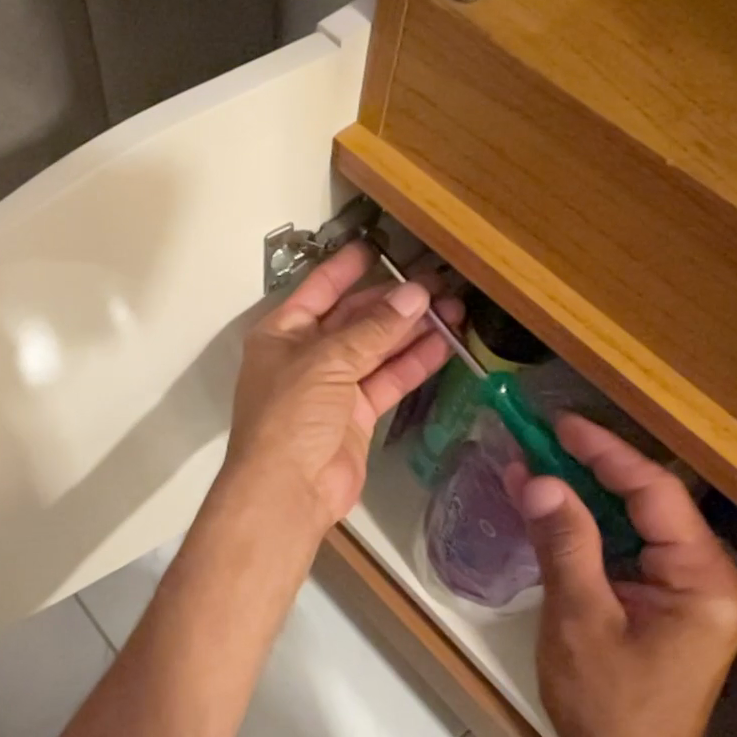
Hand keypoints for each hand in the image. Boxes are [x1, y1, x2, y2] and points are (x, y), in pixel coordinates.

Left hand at [224, 241, 462, 528]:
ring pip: (376, 350)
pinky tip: (445, 343)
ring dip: (411, 331)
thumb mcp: (326, 361)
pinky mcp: (356, 416)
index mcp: (281, 335)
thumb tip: (415, 296)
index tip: (379, 247)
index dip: (346, 269)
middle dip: (393, 302)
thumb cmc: (290, 417)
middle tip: (438, 283)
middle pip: (353, 320)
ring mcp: (332, 388)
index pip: (317, 291)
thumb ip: (372, 329)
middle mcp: (305, 357)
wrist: (287, 490)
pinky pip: (388, 380)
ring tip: (454, 308)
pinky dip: (413, 363)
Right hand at [510, 415, 736, 736]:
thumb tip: (540, 480)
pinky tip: (551, 519)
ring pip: (635, 529)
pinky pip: (627, 557)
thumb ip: (565, 545)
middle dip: (592, 472)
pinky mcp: (664, 611)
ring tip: (534, 472)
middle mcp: (707, 579)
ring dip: (585, 502)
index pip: (656, 493)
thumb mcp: (579, 620)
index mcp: (704, 579)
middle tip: (537, 443)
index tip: (558, 425)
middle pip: (649, 505)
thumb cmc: (607, 706)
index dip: (605, 453)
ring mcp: (688, 597)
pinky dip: (589, 537)